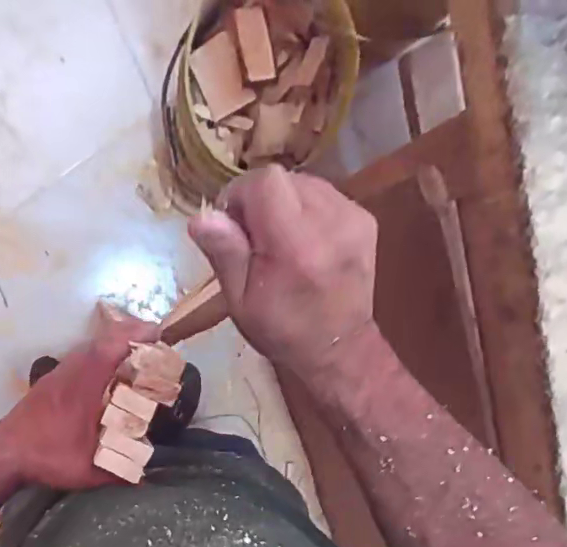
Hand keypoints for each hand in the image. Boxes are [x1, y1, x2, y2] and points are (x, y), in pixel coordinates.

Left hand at [0, 304, 159, 490]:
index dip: (137, 335)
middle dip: (130, 335)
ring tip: (136, 356)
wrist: (4, 454)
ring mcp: (57, 376)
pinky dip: (98, 358)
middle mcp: (70, 372)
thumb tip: (145, 479)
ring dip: (112, 346)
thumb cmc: (47, 457)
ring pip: (88, 348)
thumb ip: (120, 472)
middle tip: (154, 342)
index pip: (113, 345)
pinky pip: (79, 360)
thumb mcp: (89, 470)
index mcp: (84, 384)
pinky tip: (106, 377)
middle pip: (102, 340)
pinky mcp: (49, 384)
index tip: (159, 334)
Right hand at [187, 165, 381, 385]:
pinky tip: (305, 244)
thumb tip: (201, 217)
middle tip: (255, 240)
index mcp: (295, 245)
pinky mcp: (365, 219)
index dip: (240, 196)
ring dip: (284, 205)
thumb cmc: (281, 331)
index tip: (233, 225)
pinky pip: (325, 196)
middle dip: (261, 202)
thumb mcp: (240, 302)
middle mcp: (330, 222)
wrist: (338, 349)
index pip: (264, 182)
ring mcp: (353, 217)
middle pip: (284, 179)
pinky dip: (307, 212)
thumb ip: (224, 254)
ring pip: (305, 183)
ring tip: (281, 244)